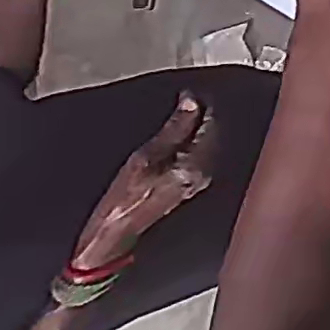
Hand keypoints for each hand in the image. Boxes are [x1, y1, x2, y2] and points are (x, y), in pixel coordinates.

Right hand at [71, 92, 218, 270]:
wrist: (114, 234)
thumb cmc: (123, 197)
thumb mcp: (144, 158)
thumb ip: (173, 129)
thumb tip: (191, 102)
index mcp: (197, 164)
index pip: (212, 125)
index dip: (203, 106)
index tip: (190, 94)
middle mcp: (208, 171)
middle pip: (216, 133)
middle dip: (204, 116)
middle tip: (188, 102)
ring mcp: (205, 178)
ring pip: (212, 142)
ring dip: (201, 127)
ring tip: (184, 116)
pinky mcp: (196, 182)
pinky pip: (204, 153)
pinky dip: (197, 141)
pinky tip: (184, 136)